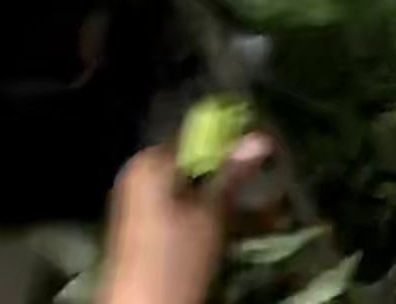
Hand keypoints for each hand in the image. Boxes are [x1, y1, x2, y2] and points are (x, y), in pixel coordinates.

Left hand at [100, 134, 270, 303]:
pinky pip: (171, 202)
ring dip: (211, 191)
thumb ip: (233, 174)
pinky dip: (194, 207)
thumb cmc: (176, 260)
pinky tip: (218, 221)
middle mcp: (137, 170)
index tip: (252, 146)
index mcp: (149, 160)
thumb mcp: (210, 216)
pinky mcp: (137, 222)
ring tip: (245, 202)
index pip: (192, 135)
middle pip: (187, 159)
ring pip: (182, 184)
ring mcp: (134, 197)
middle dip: (220, 169)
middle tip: (254, 177)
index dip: (224, 139)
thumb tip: (261, 137)